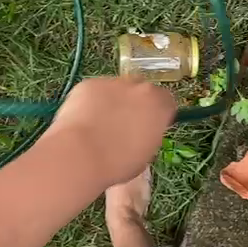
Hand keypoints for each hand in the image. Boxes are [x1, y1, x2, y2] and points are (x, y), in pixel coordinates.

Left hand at [37, 76, 175, 190]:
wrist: (81, 154)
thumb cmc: (117, 163)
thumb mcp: (146, 154)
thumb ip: (149, 135)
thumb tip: (142, 131)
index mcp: (159, 105)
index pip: (166, 102)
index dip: (158, 115)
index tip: (149, 127)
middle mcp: (140, 88)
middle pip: (142, 91)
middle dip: (135, 104)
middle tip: (123, 125)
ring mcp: (113, 82)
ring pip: (117, 89)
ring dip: (113, 102)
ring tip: (99, 125)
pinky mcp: (89, 83)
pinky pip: (95, 91)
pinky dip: (92, 102)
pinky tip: (84, 120)